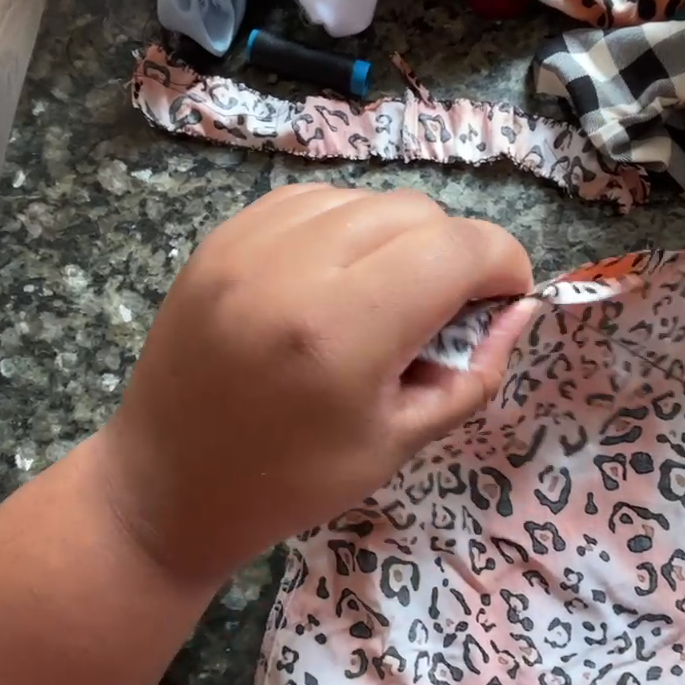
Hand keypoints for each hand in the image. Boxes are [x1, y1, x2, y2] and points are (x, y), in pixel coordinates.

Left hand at [99, 184, 535, 576]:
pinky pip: (311, 202)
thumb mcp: (398, 444)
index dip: (503, 266)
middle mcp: (295, 265)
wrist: (165, 485)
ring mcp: (248, 242)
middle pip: (418, 212)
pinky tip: (332, 278)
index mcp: (344, 329)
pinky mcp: (220, 237)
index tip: (500, 303)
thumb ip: (473, 374)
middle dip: (452, 255)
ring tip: (379, 298)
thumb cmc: (289, 483)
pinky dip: (343, 229)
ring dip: (397, 239)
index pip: (460, 247)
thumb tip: (519, 310)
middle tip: (437, 315)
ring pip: (366, 198)